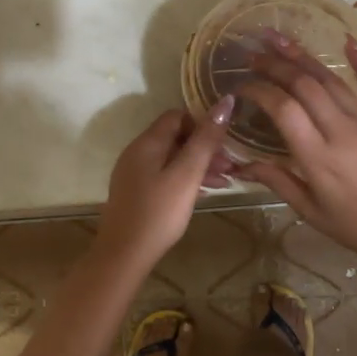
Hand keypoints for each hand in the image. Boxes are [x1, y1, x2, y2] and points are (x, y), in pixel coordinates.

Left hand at [95, 100, 233, 267]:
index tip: (224, 143)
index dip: (202, 124)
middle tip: (231, 166)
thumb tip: (225, 101)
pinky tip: (204, 193)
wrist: (124, 253)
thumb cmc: (159, 212)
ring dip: (198, 165)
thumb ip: (205, 140)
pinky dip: (185, 179)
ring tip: (226, 181)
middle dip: (204, 147)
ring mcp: (134, 173)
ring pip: (171, 158)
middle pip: (175, 137)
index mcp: (147, 143)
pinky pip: (164, 175)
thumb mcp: (187, 175)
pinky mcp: (136, 192)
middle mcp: (137, 152)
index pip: (177, 116)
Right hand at [233, 31, 356, 281]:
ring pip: (332, 81)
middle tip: (252, 54)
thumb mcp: (312, 212)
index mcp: (318, 158)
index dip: (258, 90)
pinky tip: (347, 42)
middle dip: (275, 65)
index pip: (282, 109)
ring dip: (303, 57)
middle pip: (304, 85)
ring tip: (279, 39)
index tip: (240, 86)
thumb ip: (277, 181)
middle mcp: (342, 132)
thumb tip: (240, 165)